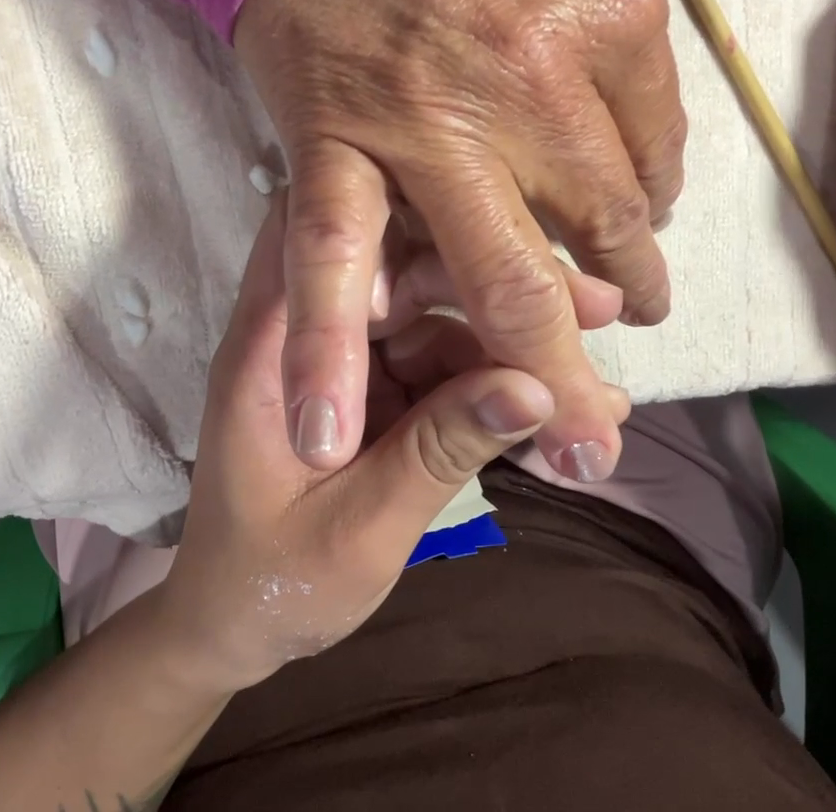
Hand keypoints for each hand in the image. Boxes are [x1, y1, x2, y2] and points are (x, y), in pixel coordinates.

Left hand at [146, 199, 622, 690]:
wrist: (235, 630)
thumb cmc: (272, 582)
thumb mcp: (361, 524)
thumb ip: (442, 449)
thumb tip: (539, 385)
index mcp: (272, 351)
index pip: (321, 238)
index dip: (401, 206)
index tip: (498, 203)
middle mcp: (305, 341)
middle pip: (401, 277)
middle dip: (495, 289)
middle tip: (600, 306)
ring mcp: (342, 367)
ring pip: (432, 324)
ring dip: (509, 348)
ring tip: (600, 378)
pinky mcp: (369, 398)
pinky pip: (436, 373)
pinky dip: (491, 391)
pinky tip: (558, 411)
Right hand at [234, 0, 835, 481]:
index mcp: (606, 16)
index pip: (652, 147)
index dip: (649, 201)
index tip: (633, 228)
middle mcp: (527, 92)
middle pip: (599, 232)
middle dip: (622, 305)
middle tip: (625, 351)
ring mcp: (425, 132)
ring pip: (495, 273)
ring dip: (535, 370)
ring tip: (563, 445)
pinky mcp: (333, 148)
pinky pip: (336, 261)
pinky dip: (329, 348)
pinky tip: (331, 432)